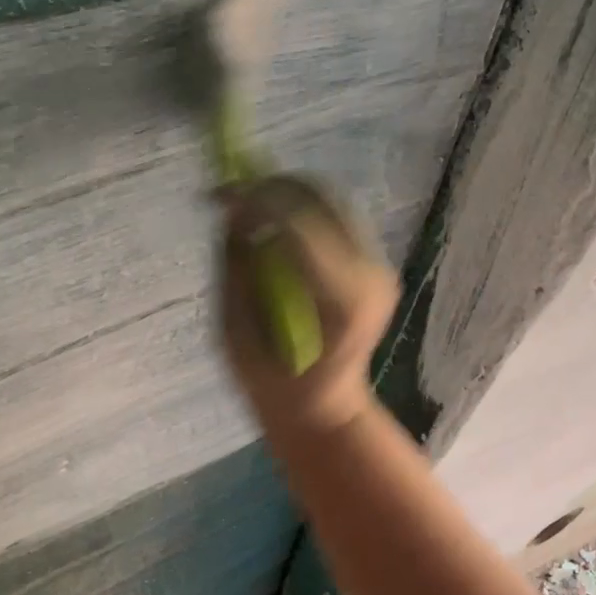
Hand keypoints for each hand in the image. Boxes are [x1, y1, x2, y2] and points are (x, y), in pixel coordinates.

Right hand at [216, 175, 399, 435]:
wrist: (325, 409)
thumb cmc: (275, 385)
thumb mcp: (238, 335)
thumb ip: (236, 273)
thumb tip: (233, 216)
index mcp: (341, 298)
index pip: (301, 225)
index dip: (257, 199)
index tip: (217, 198)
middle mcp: (369, 274)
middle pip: (324, 199)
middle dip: (271, 185)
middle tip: (229, 193)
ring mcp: (378, 267)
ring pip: (332, 200)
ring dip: (286, 193)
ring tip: (246, 202)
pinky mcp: (373, 264)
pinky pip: (335, 217)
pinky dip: (300, 209)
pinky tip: (271, 221)